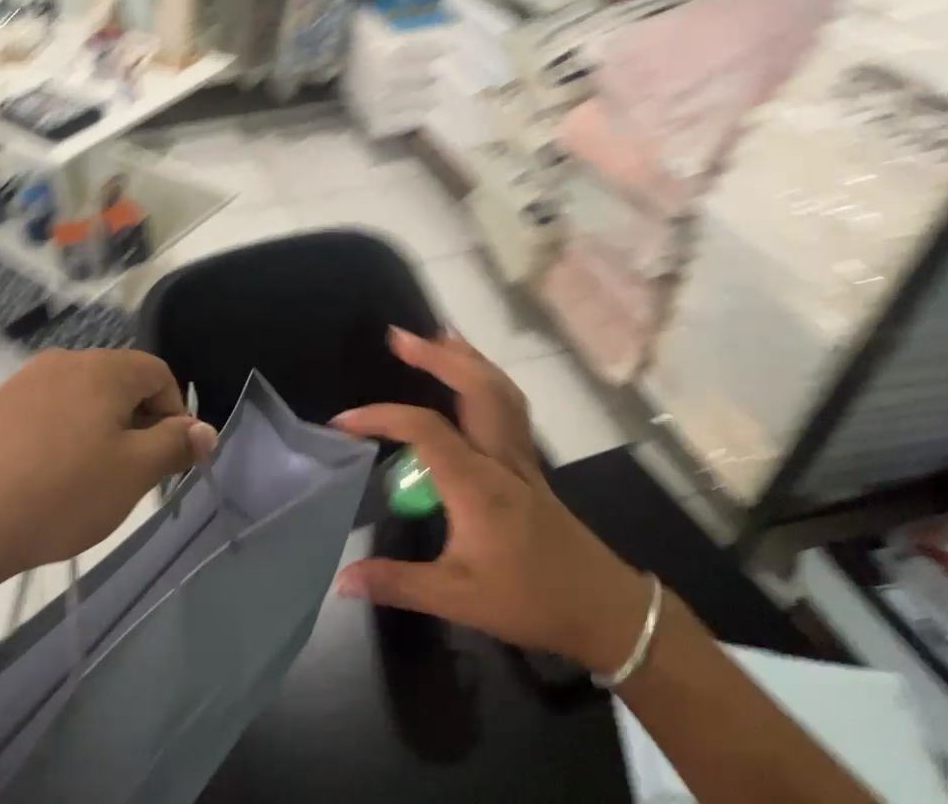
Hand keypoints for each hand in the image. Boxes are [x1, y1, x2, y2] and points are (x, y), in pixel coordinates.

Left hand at [0, 348, 215, 583]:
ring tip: (90, 479)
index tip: (168, 457)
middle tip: (133, 473)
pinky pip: (46, 411)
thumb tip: (204, 430)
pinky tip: (50, 477)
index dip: (175, 413)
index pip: (158, 372)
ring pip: (81, 398)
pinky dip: (62, 435)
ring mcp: (22, 382)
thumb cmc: (63, 493)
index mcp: (101, 368)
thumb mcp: (133, 473)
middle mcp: (62, 362)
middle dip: (137, 422)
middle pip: (119, 382)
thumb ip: (174, 445)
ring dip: (100, 430)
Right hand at [333, 330, 650, 672]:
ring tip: (439, 337)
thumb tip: (341, 579)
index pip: (425, 430)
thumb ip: (397, 584)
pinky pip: (509, 408)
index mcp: (477, 485)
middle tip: (399, 337)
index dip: (381, 417)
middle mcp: (501, 460)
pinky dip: (488, 380)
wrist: (605, 610)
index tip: (343, 423)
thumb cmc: (529, 600)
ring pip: (500, 391)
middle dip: (438, 357)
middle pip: (476, 388)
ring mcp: (521, 460)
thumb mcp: (457, 599)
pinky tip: (474, 380)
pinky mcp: (532, 467)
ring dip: (468, 359)